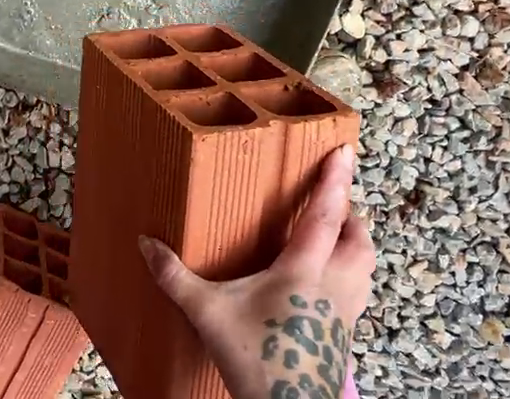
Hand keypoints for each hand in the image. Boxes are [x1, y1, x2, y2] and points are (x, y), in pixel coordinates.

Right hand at [140, 144, 373, 398]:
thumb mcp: (206, 312)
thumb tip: (144, 242)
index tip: (344, 151)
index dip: (334, 181)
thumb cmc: (255, 357)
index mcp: (303, 271)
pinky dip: (348, 271)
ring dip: (354, 243)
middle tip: (331, 196)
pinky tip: (321, 278)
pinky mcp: (342, 335)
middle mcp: (333, 287)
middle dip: (351, 214)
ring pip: (365, 267)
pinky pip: (356, 290)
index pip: (325, 216)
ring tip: (331, 231)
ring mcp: (343, 313)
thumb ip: (175, 275)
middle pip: (359, 242)